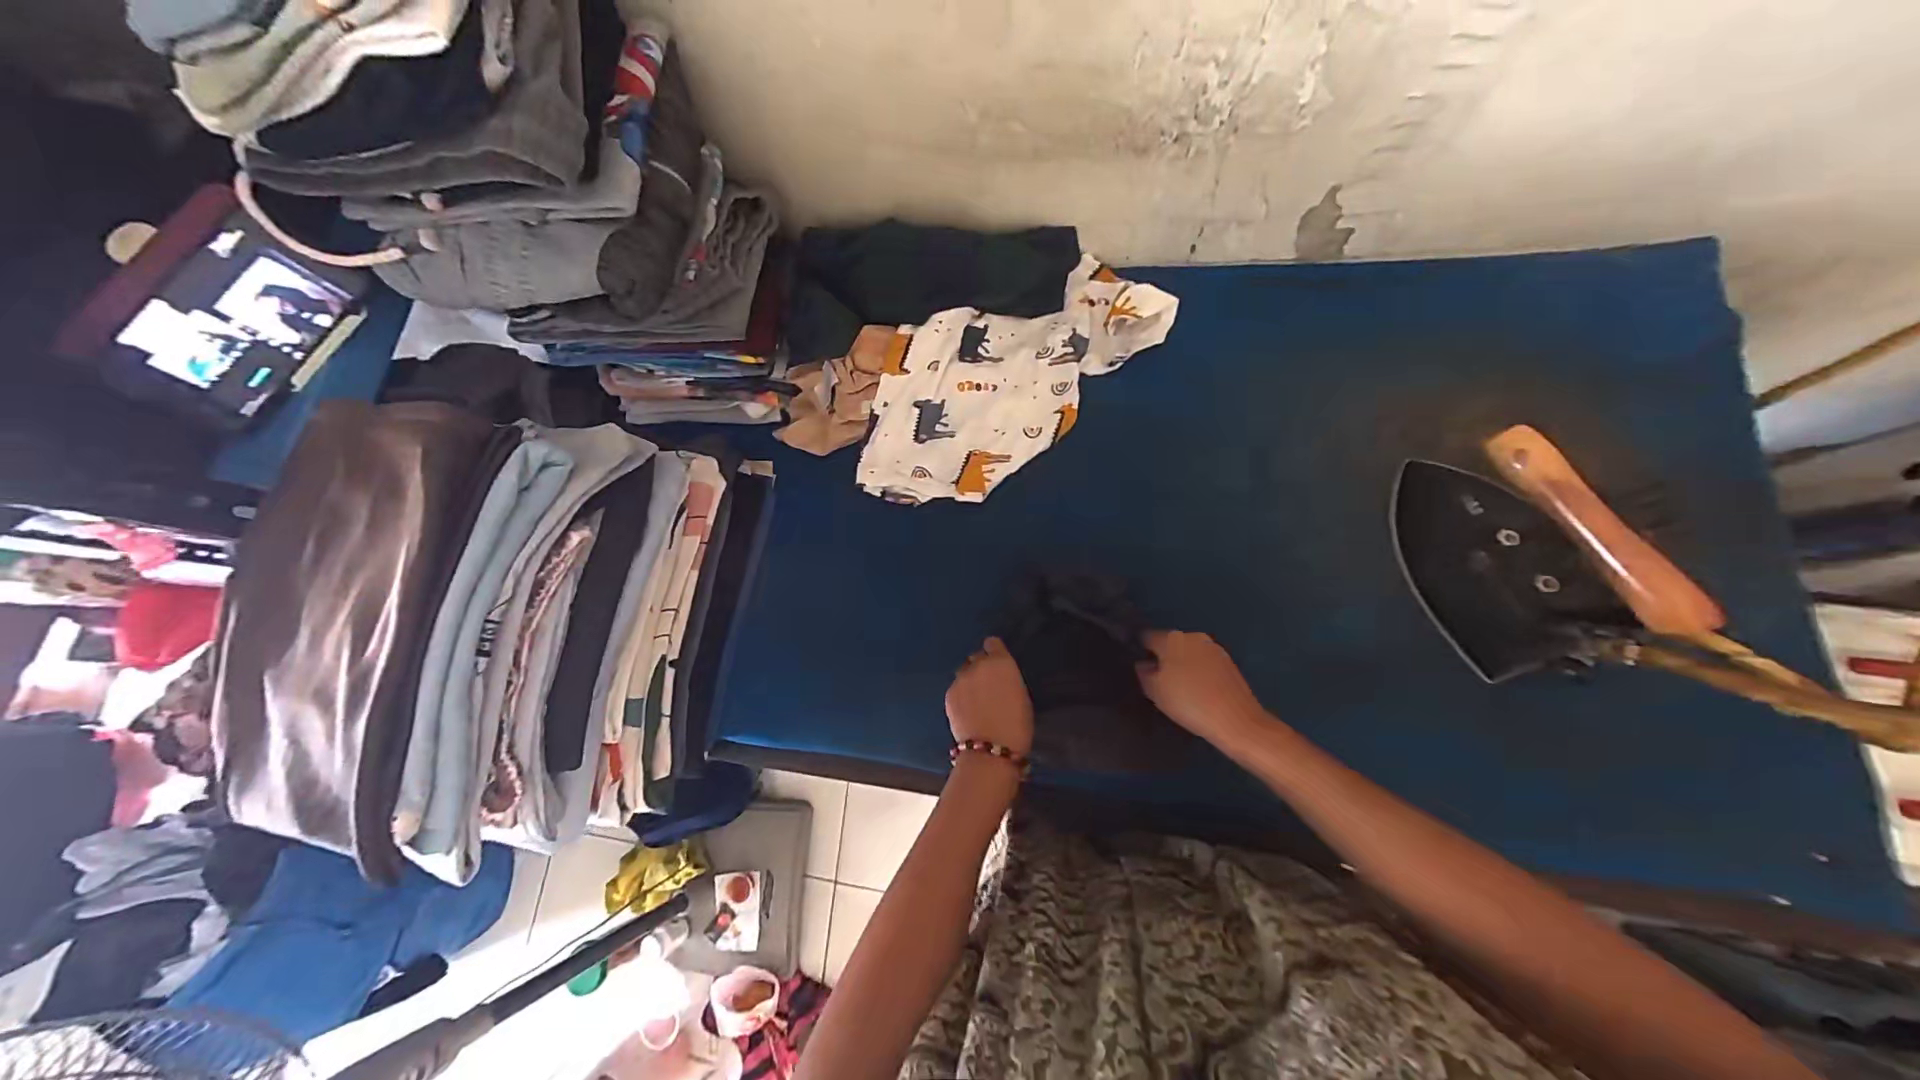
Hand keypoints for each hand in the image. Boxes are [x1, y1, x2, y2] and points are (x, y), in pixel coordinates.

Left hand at [945, 637, 1033, 754]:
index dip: (994, 652)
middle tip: (986, 686)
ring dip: (969, 681)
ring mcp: (961, 679)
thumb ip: (1008, 680)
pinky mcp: (949, 695)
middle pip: (976, 658)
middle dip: (980, 668)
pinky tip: (966, 711)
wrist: (990, 750)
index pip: (992, 643)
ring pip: (964, 673)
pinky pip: (956, 688)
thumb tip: (999, 679)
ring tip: (975, 700)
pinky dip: (960, 695)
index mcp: (1001, 663)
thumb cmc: (1017, 726)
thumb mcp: (1021, 696)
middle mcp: (979, 665)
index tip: (996, 662)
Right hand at [1137, 630, 1271, 748]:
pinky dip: (1199, 671)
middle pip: (1170, 643)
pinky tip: (1199, 690)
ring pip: (1189, 652)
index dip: (1140, 650)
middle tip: (1159, 680)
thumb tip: (1144, 664)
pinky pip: (1204, 662)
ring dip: (1182, 664)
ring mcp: (1213, 647)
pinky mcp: (1229, 661)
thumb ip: (1144, 673)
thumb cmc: (1188, 702)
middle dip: (1163, 657)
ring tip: (1180, 688)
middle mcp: (1193, 636)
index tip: (1139, 667)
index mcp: (1171, 639)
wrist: (1236, 719)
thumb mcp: (1155, 691)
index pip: (1147, 637)